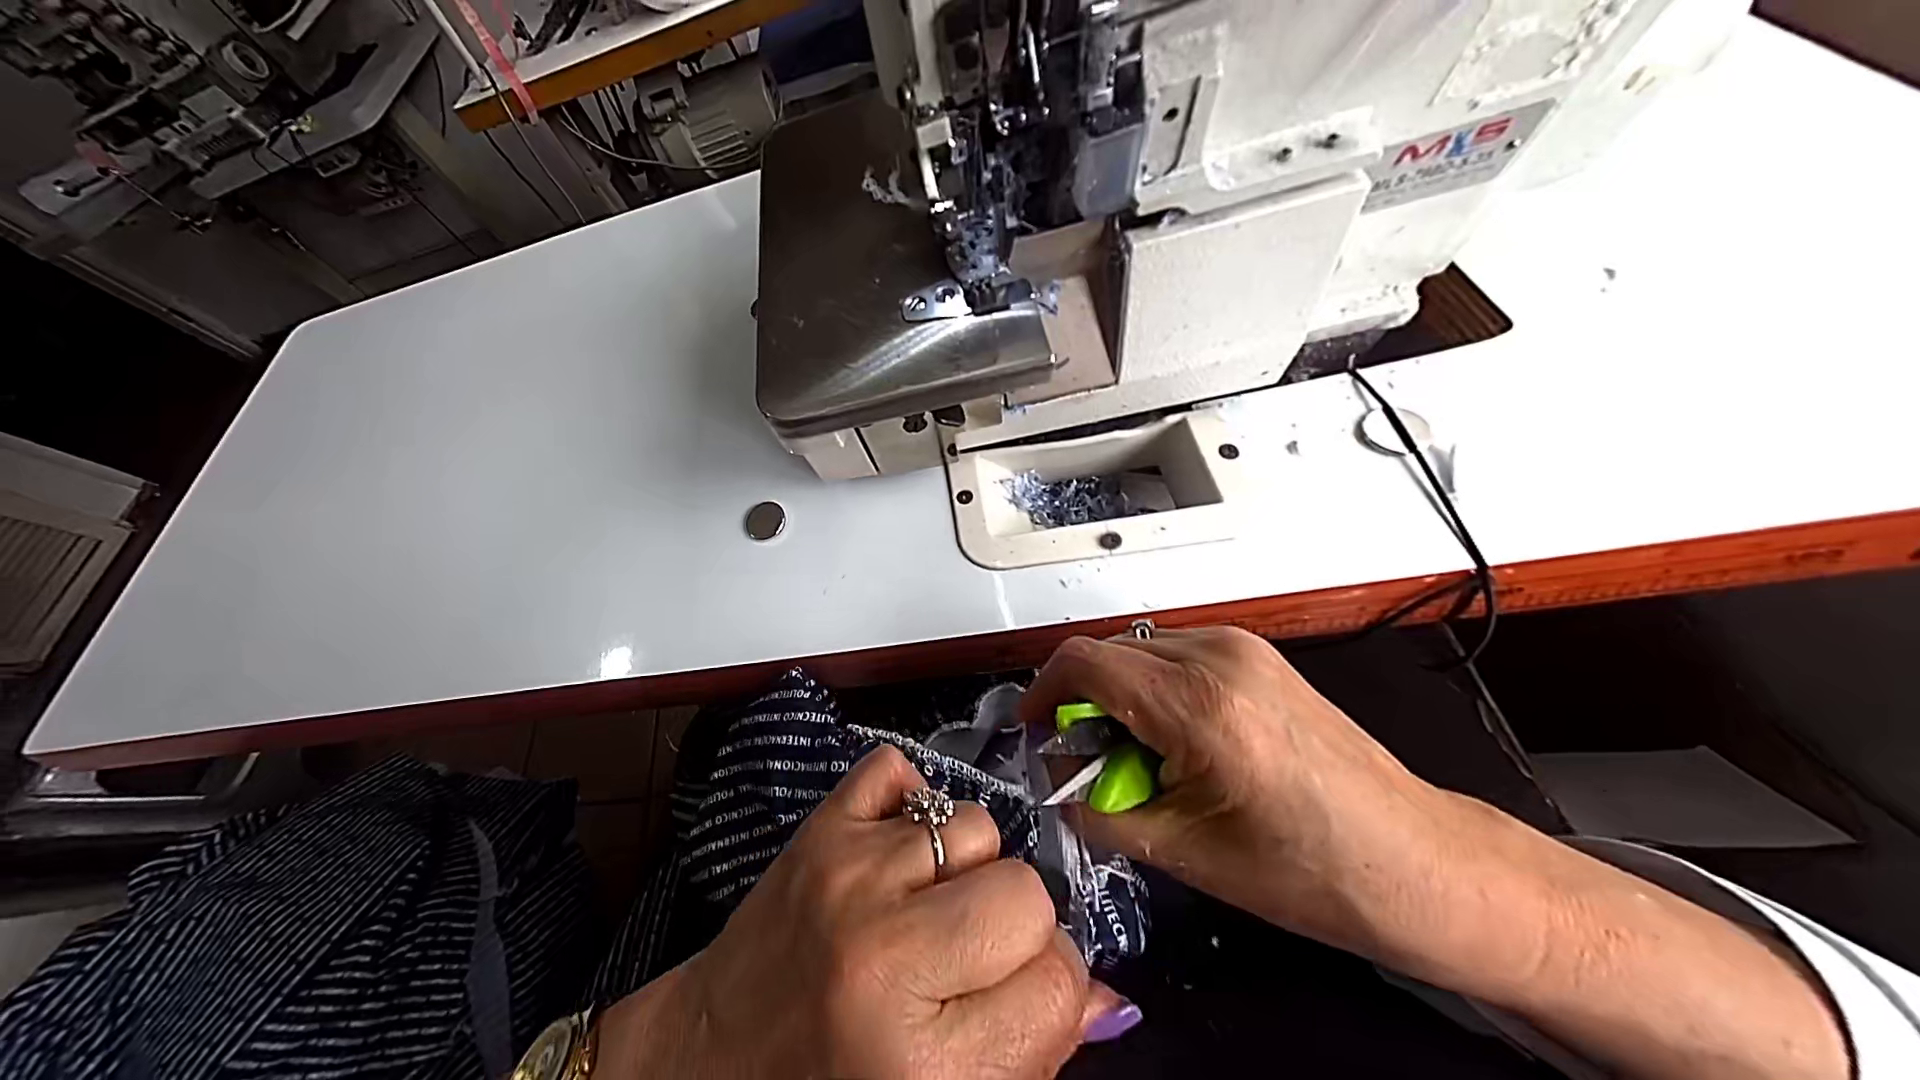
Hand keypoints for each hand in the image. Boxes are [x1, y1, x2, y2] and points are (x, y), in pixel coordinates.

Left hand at [598, 746, 1117, 1078]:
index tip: (1021, 988)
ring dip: (965, 865)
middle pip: (1026, 892)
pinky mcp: (817, 828)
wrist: (711, 1062)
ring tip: (924, 902)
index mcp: (923, 1063)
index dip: (1053, 983)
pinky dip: (909, 802)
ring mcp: (848, 876)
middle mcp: (886, 956)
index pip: (1058, 982)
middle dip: (1015, 923)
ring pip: (975, 825)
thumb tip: (1108, 994)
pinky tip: (894, 850)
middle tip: (969, 948)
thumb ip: (1035, 1052)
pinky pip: (900, 772)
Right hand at [1022, 627, 1848, 1079]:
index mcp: (1199, 706)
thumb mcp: (1187, 853)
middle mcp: (1220, 658)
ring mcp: (1244, 650)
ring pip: (1139, 652)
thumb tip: (1058, 782)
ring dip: (1116, 696)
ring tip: (1134, 759)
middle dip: (1080, 702)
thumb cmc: (1317, 873)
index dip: (1042, 692)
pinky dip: (1152, 690)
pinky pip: (1175, 656)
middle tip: (1084, 761)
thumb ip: (1100, 810)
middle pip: (1108, 653)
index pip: (1084, 663)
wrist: (1426, 866)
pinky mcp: (1258, 657)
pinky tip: (1171, 741)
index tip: (1033, 728)